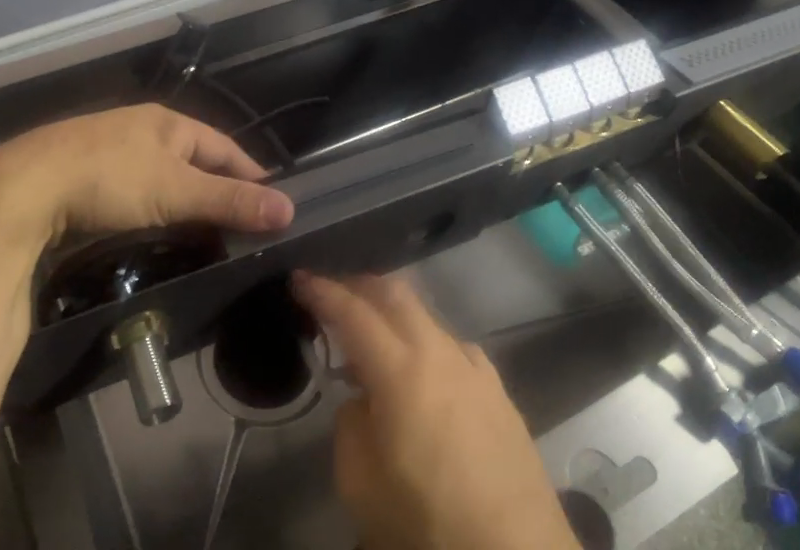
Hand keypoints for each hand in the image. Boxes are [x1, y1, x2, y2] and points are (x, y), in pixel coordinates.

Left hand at [0, 103, 295, 245]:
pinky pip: (134, 194)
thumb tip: (289, 208)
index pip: (224, 147)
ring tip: (207, 234)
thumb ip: (230, 200)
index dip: (251, 174)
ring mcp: (110, 153)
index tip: (275, 202)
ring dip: (184, 203)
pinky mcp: (85, 179)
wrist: (25, 188)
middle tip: (244, 225)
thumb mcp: (176, 191)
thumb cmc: (110, 178)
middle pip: (193, 161)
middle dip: (218, 190)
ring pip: (162, 178)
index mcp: (167, 122)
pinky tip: (155, 231)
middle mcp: (140, 130)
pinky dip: (153, 212)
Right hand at [294, 272, 582, 549]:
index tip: (298, 279)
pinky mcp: (501, 394)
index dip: (322, 291)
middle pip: (397, 295)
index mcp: (401, 371)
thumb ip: (351, 424)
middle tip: (331, 293)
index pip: (353, 312)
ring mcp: (477, 372)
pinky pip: (455, 348)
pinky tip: (423, 371)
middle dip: (359, 285)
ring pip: (429, 318)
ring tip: (372, 341)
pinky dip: (427, 343)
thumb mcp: (360, 482)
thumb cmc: (425, 520)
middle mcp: (442, 355)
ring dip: (394, 315)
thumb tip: (362, 398)